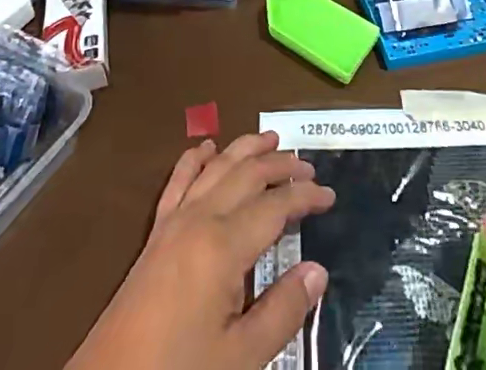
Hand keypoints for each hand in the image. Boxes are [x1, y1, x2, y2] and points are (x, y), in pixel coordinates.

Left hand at [68, 132, 335, 369]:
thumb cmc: (181, 368)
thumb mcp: (242, 356)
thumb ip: (283, 310)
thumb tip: (317, 270)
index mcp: (223, 246)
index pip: (274, 206)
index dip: (305, 196)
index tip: (330, 195)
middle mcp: (198, 220)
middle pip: (245, 175)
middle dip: (279, 164)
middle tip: (307, 164)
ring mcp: (173, 222)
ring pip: (214, 169)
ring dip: (243, 149)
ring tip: (268, 138)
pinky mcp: (155, 232)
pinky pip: (177, 181)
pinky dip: (194, 159)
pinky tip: (205, 147)